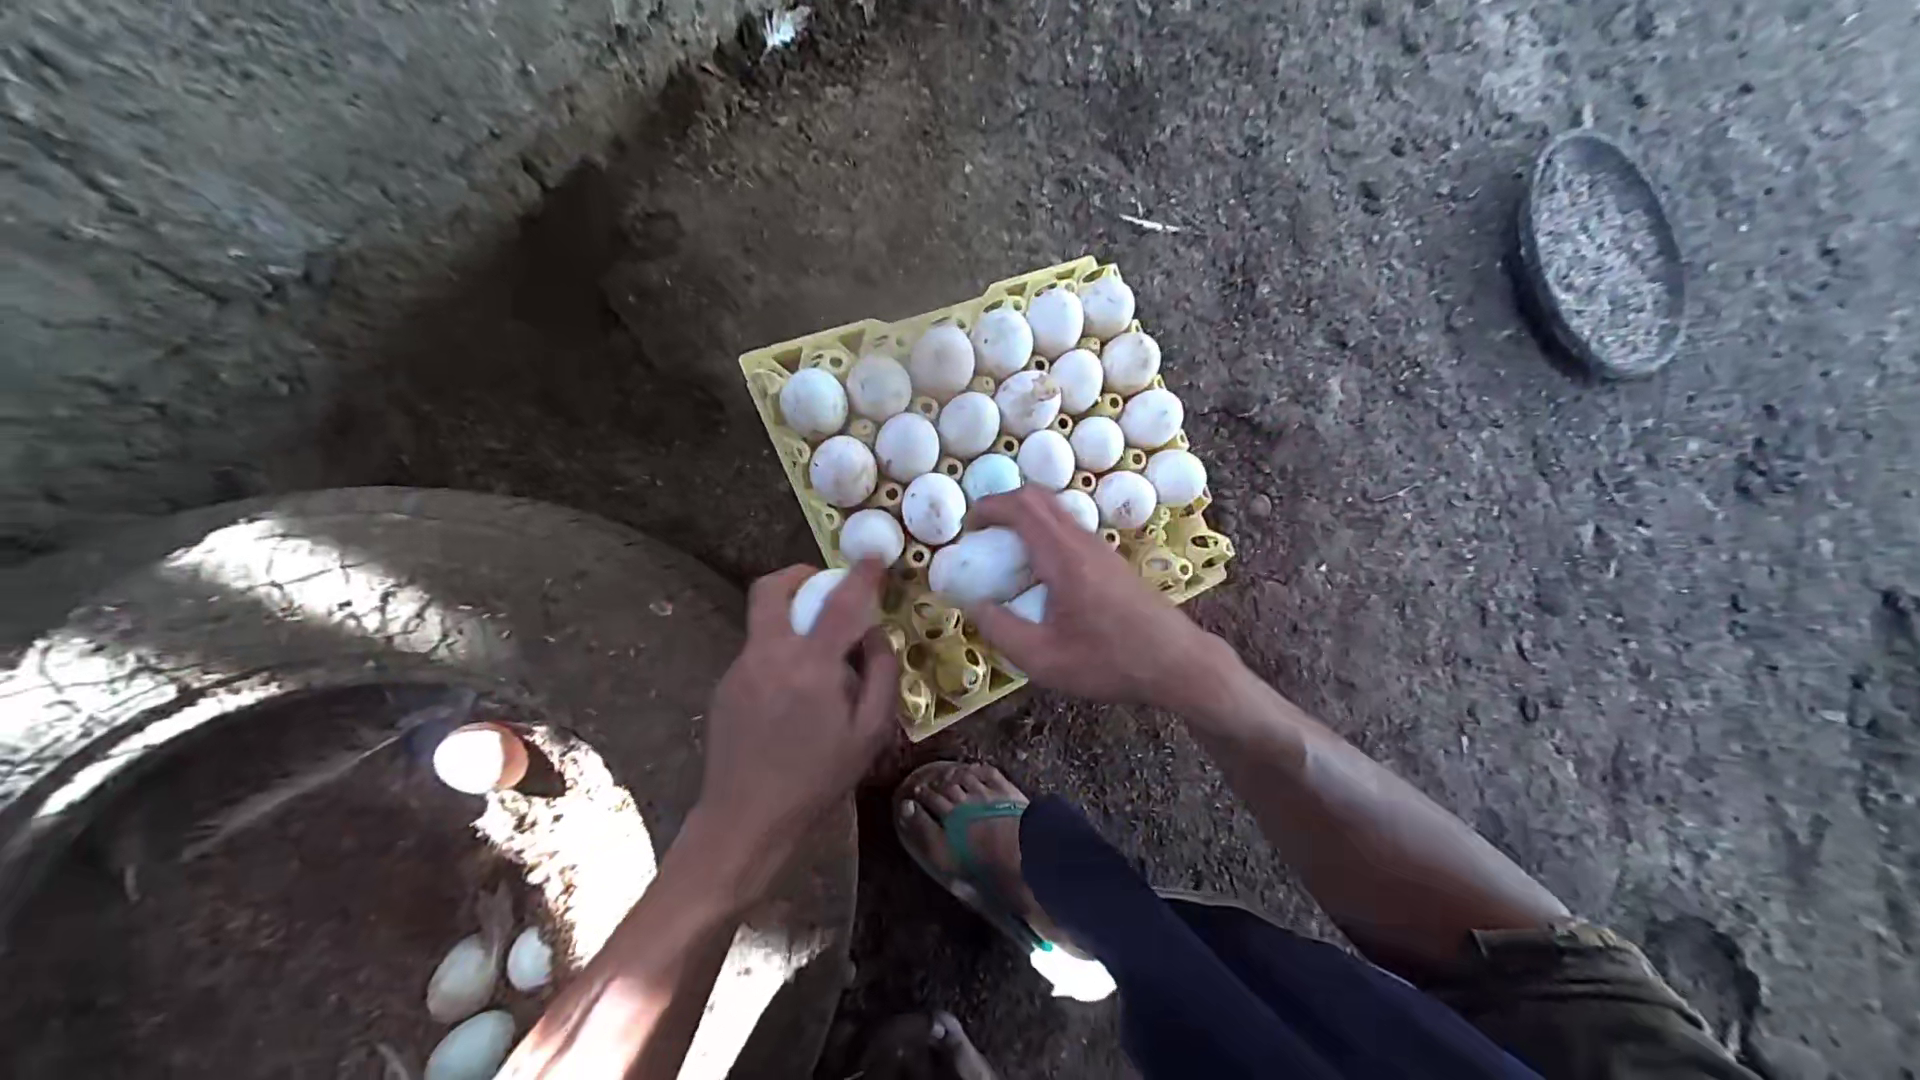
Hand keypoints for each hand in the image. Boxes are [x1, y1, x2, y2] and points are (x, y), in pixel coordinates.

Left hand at [689, 560, 899, 905]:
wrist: (745, 820)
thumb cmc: (817, 779)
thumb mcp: (869, 733)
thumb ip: (881, 675)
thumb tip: (875, 635)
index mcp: (810, 667)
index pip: (839, 603)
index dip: (859, 575)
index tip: (872, 558)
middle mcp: (768, 656)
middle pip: (771, 589)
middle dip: (799, 575)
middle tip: (824, 587)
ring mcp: (739, 669)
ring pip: (763, 620)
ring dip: (792, 618)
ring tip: (817, 656)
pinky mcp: (724, 685)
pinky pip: (757, 650)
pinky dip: (780, 650)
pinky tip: (792, 692)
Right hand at [963, 487, 1231, 712]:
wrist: (1177, 664)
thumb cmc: (1109, 662)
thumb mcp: (1043, 659)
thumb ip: (1001, 631)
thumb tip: (977, 607)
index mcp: (1064, 557)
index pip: (1022, 506)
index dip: (988, 507)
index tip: (968, 527)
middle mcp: (1083, 542)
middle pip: (1039, 498)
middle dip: (1003, 507)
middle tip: (982, 537)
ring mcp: (1101, 548)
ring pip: (1056, 512)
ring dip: (1024, 521)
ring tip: (1004, 556)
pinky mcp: (1110, 561)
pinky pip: (1069, 531)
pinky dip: (1043, 535)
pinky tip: (1037, 575)